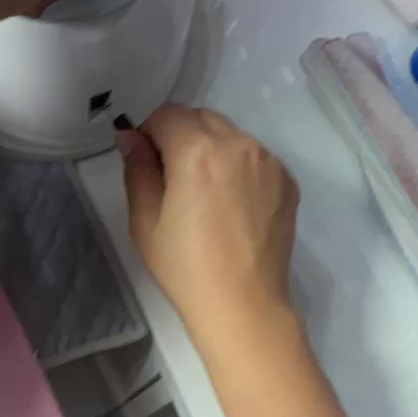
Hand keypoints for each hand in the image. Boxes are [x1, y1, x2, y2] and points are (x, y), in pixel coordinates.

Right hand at [121, 106, 301, 343]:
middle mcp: (239, 143)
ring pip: (230, 136)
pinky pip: (253, 158)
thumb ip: (137, 170)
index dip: (148, 132)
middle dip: (179, 137)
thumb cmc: (183, 266)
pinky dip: (235, 169)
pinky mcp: (286, 180)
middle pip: (201, 118)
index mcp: (198, 150)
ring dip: (209, 151)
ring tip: (201, 198)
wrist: (242, 302)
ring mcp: (269, 160)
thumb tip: (131, 137)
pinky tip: (228, 209)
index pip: (167, 114)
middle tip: (168, 181)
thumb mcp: (144, 220)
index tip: (143, 162)